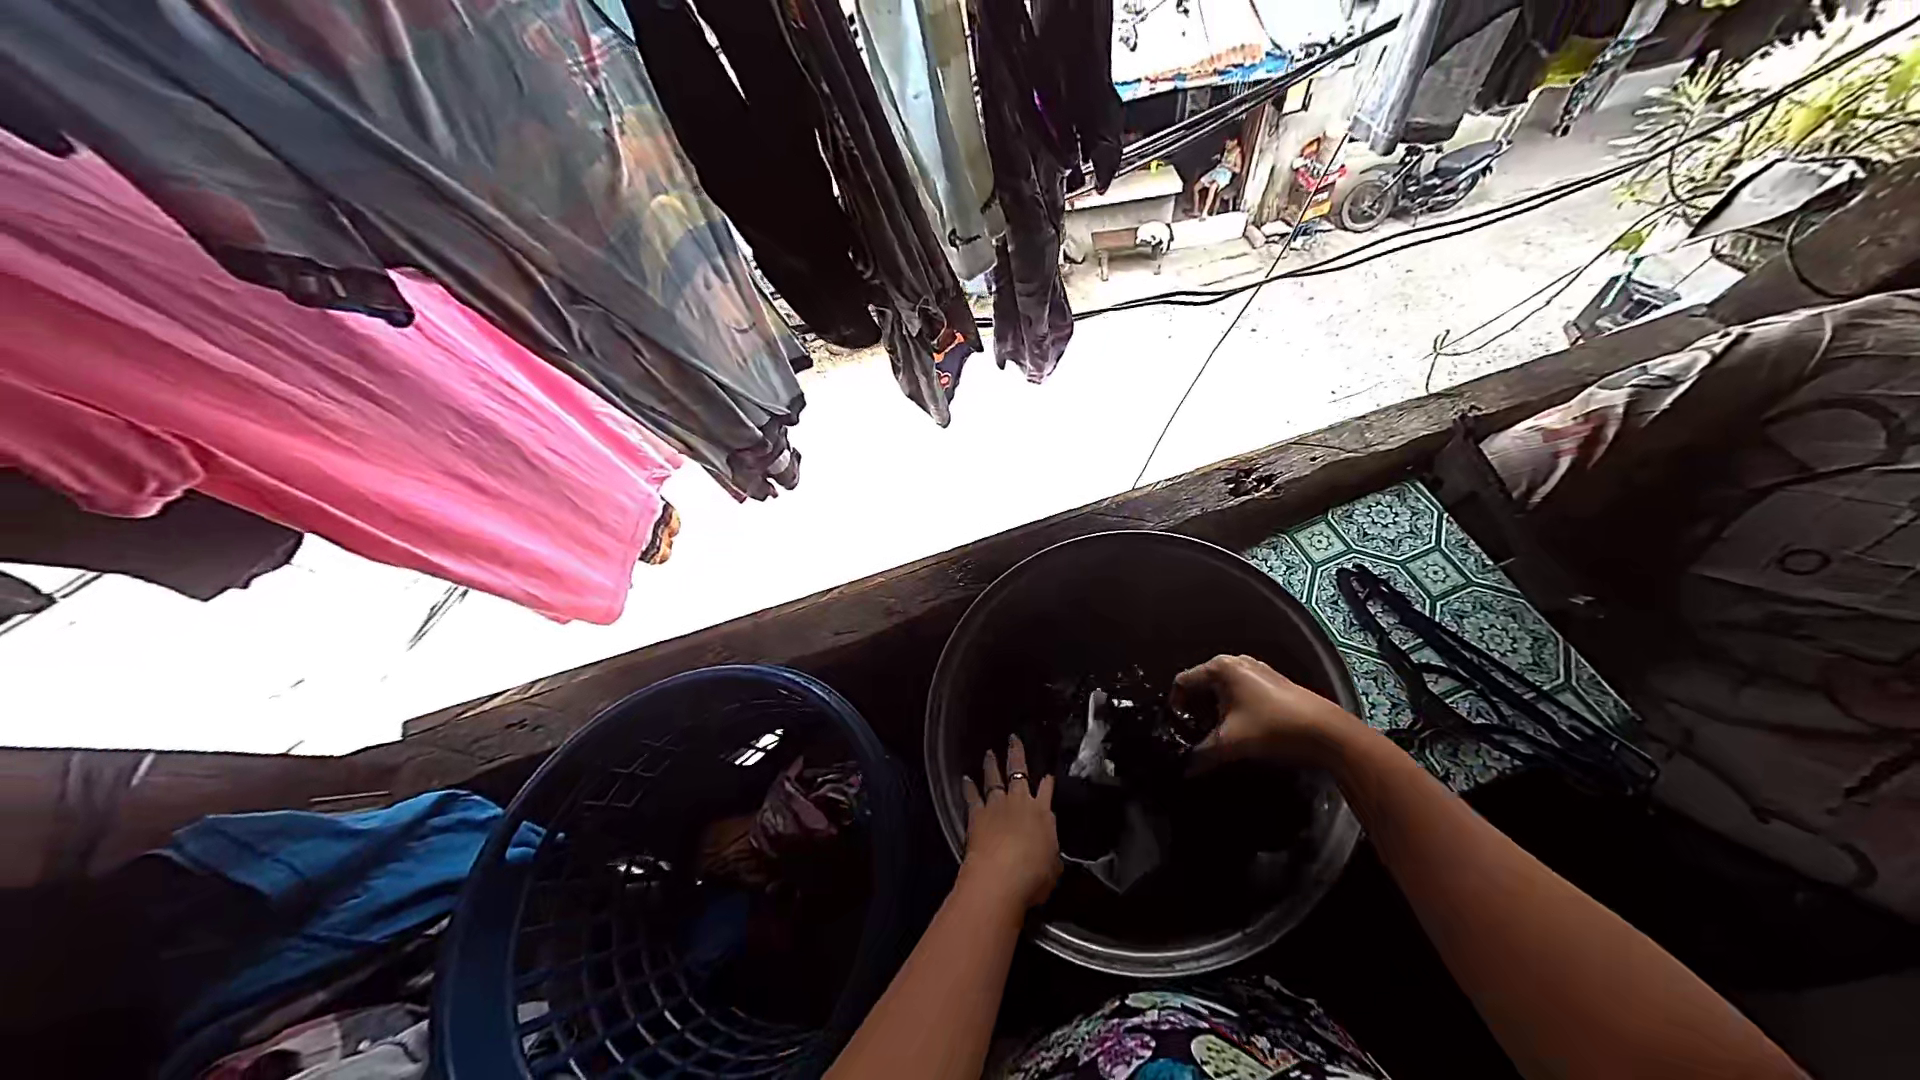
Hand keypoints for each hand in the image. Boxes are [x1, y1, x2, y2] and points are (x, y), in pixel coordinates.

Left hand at [959, 736, 1059, 910]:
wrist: (1001, 876)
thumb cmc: (1034, 876)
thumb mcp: (1053, 868)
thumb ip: (1051, 854)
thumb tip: (1049, 850)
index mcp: (1043, 814)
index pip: (1046, 791)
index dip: (1047, 782)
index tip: (1046, 774)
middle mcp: (1020, 802)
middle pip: (1019, 773)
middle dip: (1017, 755)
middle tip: (1013, 740)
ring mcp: (997, 805)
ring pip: (994, 778)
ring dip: (992, 765)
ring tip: (989, 753)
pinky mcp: (977, 814)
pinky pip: (972, 796)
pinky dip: (969, 787)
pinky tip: (966, 778)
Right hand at [1172, 654, 1367, 771]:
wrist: (1327, 733)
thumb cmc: (1272, 728)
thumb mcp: (1231, 743)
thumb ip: (1202, 755)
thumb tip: (1185, 769)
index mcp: (1221, 667)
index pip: (1183, 682)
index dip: (1176, 706)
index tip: (1178, 729)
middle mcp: (1236, 662)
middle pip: (1201, 685)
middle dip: (1196, 710)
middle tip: (1196, 733)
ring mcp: (1256, 670)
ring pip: (1222, 690)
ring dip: (1215, 711)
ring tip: (1217, 734)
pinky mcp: (1271, 683)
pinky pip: (1239, 693)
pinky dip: (1233, 709)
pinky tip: (1240, 730)